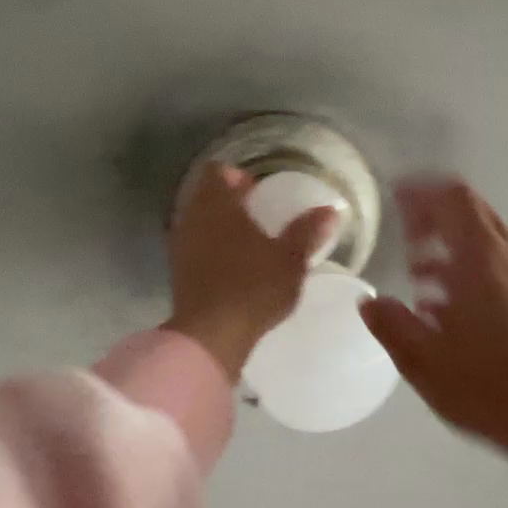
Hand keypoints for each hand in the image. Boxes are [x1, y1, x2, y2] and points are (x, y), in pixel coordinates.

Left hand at [163, 163, 338, 380]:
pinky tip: (233, 270)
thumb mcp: (291, 260)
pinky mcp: (177, 275)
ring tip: (248, 246)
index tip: (257, 191)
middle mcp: (191, 219)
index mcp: (216, 204)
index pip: (216, 172)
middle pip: (205, 198)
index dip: (236, 176)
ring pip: (198, 225)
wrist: (210, 335)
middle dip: (229, 204)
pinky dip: (211, 253)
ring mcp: (179, 248)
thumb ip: (308, 232)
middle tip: (258, 217)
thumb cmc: (253, 288)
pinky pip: (195, 250)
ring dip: (219, 230)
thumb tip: (330, 211)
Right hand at [359, 178, 507, 484]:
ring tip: (417, 279)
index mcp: (481, 262)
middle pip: (472, 215)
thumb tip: (369, 301)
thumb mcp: (421, 360)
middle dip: (435, 219)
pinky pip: (497, 268)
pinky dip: (467, 270)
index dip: (423, 191)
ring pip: (485, 243)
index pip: (454, 200)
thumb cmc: (482, 386)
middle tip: (404, 240)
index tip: (394, 196)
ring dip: (449, 249)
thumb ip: (390, 324)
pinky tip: (445, 308)